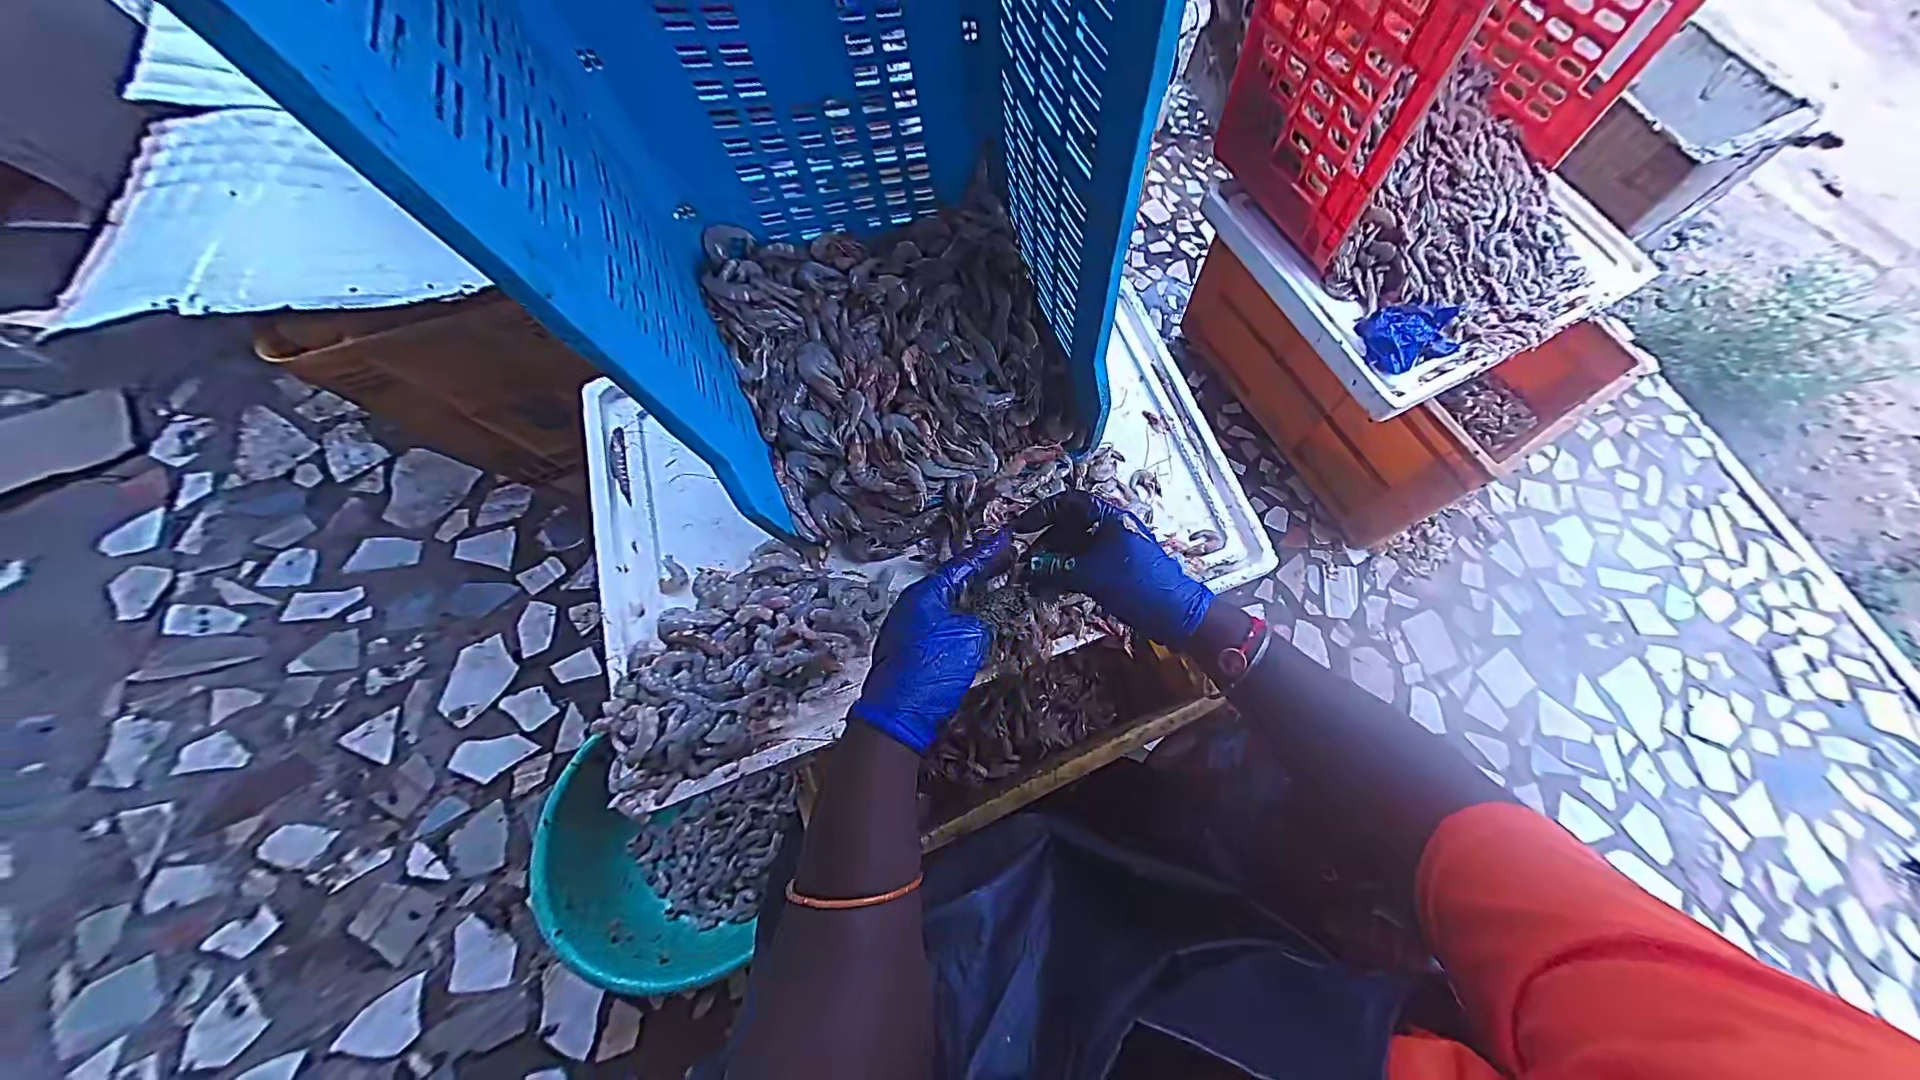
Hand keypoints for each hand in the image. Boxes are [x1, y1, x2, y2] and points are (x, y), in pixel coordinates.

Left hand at [849, 531, 1010, 753]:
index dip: (987, 553)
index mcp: (924, 595)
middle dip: (982, 573)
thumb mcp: (969, 637)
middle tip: (1009, 561)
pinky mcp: (913, 650)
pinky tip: (979, 622)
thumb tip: (993, 607)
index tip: (1006, 539)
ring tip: (1000, 588)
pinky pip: (944, 623)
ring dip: (974, 597)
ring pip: (949, 604)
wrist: (897, 716)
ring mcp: (910, 629)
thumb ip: (985, 615)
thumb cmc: (929, 672)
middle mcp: (914, 607)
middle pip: (954, 583)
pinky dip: (964, 617)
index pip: (962, 566)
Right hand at [1013, 491, 1212, 646]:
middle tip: (1023, 562)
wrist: (1174, 612)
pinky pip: (1080, 566)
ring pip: (1071, 549)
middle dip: (1042, 544)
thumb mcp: (1091, 573)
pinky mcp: (1111, 570)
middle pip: (1066, 527)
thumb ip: (1056, 567)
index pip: (1066, 503)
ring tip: (1032, 580)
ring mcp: (1110, 550)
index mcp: (1107, 516)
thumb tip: (1028, 567)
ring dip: (1050, 563)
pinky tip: (1048, 588)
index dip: (1039, 513)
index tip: (1019, 528)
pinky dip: (1063, 575)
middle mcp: (1107, 528)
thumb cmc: (1136, 583)